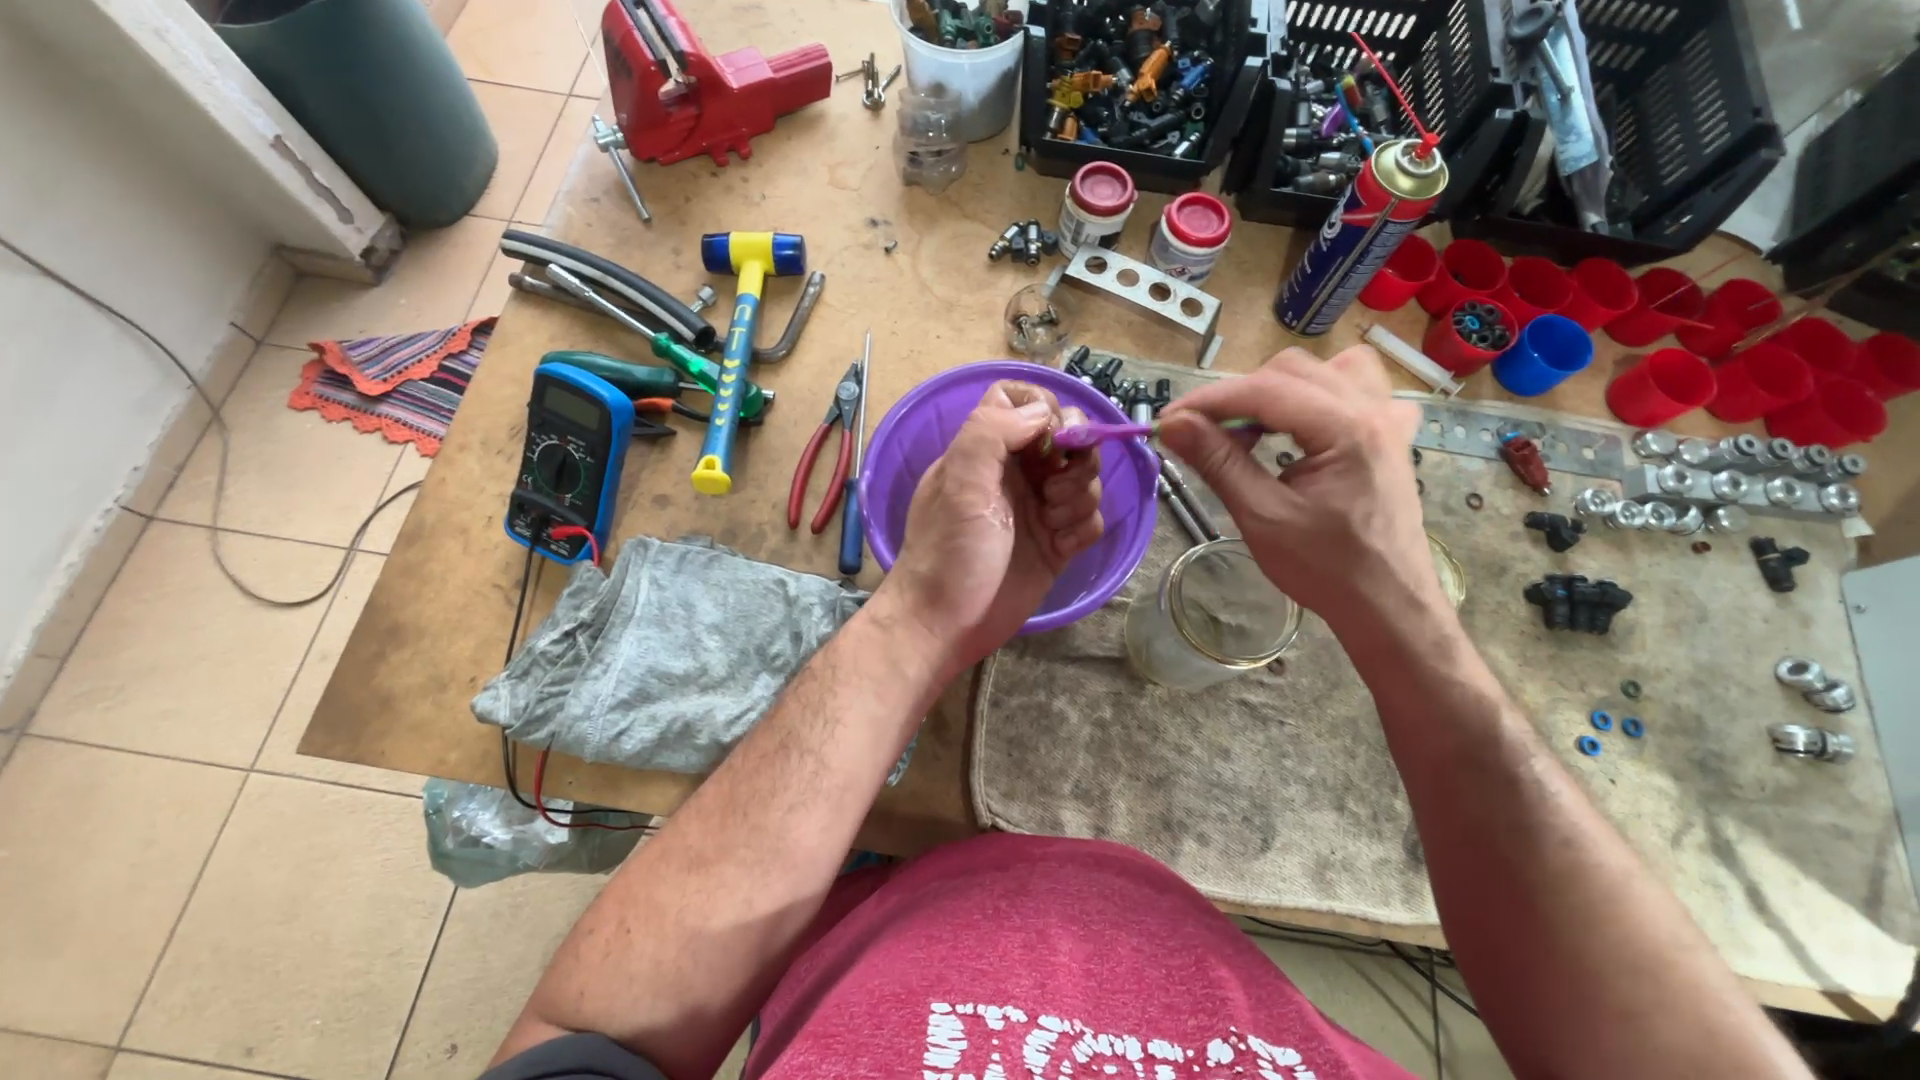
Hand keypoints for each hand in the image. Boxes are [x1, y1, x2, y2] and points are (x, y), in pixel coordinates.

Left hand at [875, 381, 1103, 675]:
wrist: (946, 623)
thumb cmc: (947, 550)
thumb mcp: (959, 482)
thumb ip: (992, 432)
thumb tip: (1044, 413)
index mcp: (986, 451)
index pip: (1021, 401)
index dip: (1044, 408)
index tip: (1052, 435)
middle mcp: (1015, 474)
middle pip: (1067, 437)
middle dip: (1076, 456)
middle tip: (1055, 488)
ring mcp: (1038, 509)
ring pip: (1085, 478)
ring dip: (1080, 495)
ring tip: (1053, 522)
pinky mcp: (1056, 546)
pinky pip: (1090, 520)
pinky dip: (1084, 528)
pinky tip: (1062, 546)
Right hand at [1155, 346, 1441, 636]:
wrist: (1388, 605)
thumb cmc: (1326, 570)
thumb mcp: (1263, 516)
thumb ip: (1218, 461)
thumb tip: (1173, 424)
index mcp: (1346, 428)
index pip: (1264, 390)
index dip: (1209, 400)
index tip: (1169, 419)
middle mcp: (1373, 410)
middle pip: (1291, 370)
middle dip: (1240, 396)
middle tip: (1206, 436)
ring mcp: (1389, 419)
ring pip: (1326, 370)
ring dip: (1280, 390)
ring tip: (1255, 431)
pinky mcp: (1393, 435)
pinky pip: (1358, 389)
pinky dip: (1322, 397)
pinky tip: (1305, 429)